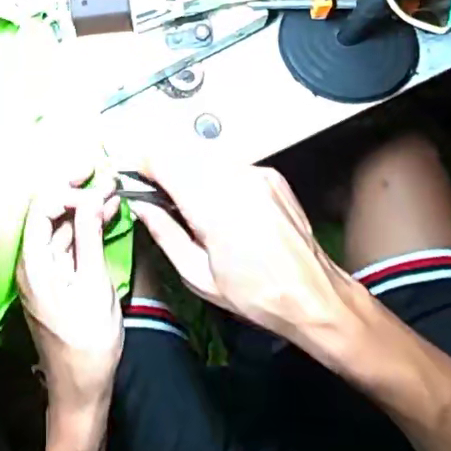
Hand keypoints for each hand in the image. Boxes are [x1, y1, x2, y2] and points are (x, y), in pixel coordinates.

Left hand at [17, 176, 122, 412]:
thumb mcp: (94, 285)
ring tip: (113, 187)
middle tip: (103, 172)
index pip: (41, 208)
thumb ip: (89, 237)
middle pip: (49, 213)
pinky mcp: (59, 278)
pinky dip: (87, 226)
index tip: (93, 177)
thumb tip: (91, 196)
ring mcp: (46, 271)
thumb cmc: (87, 344)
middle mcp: (33, 263)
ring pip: (63, 226)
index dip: (66, 186)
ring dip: (86, 207)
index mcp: (33, 263)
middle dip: (77, 190)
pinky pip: (70, 242)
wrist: (81, 391)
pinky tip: (107, 212)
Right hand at [129, 145, 353, 345]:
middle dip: (167, 168)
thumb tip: (141, 207)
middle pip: (184, 154)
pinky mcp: (271, 175)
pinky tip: (225, 204)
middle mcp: (235, 181)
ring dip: (192, 171)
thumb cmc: (256, 296)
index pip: (165, 163)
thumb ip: (165, 234)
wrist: (313, 295)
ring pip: (207, 156)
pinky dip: (219, 176)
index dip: (144, 165)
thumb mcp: (198, 276)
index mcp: (213, 208)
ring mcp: (256, 174)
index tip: (136, 176)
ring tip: (195, 204)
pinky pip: (232, 164)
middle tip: (161, 196)